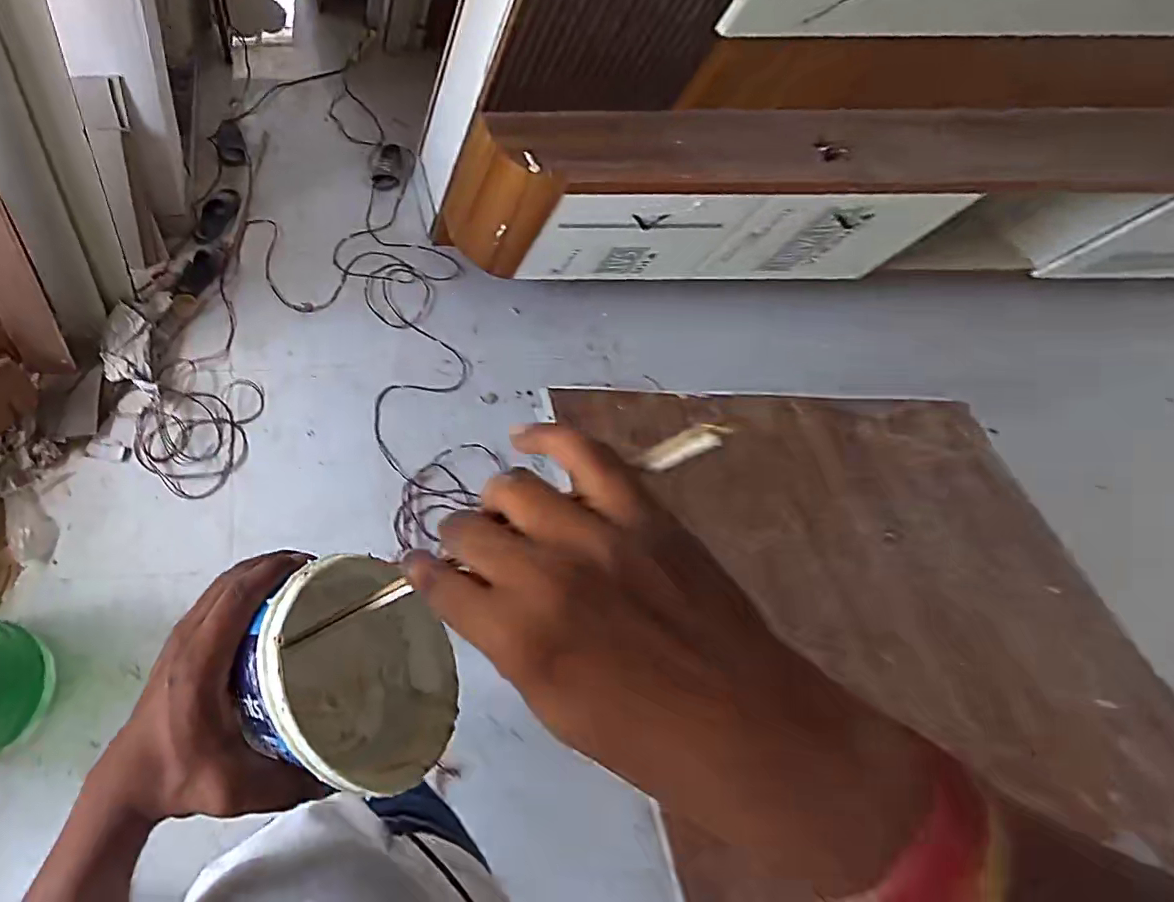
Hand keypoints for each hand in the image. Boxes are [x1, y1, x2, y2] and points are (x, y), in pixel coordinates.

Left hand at [89, 552, 327, 823]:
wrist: (132, 775)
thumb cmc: (180, 775)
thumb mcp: (238, 789)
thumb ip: (289, 783)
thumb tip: (334, 774)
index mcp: (200, 661)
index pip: (237, 597)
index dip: (271, 572)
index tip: (306, 566)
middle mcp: (188, 638)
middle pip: (230, 581)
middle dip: (270, 565)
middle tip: (310, 569)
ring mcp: (181, 636)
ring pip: (220, 585)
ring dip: (255, 572)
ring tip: (293, 578)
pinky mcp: (180, 642)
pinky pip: (214, 598)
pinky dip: (241, 587)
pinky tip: (264, 602)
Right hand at [402, 425, 935, 894]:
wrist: (754, 732)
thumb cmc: (639, 736)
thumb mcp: (544, 700)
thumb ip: (495, 635)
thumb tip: (464, 587)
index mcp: (517, 633)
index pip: (439, 581)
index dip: (422, 572)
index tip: (419, 567)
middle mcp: (544, 575)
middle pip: (465, 530)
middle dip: (457, 544)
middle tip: (474, 556)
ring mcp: (594, 535)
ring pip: (508, 488)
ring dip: (495, 507)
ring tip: (510, 521)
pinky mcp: (641, 513)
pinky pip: (583, 451)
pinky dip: (547, 436)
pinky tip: (523, 438)